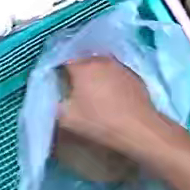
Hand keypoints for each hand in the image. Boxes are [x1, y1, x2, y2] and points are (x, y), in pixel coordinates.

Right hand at [56, 57, 174, 156]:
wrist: (138, 128)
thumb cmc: (100, 122)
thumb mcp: (67, 119)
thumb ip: (53, 105)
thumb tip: (50, 96)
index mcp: (82, 67)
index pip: (63, 61)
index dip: (58, 71)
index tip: (56, 82)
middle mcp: (101, 60)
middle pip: (83, 61)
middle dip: (77, 71)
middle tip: (73, 87)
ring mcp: (119, 66)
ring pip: (100, 65)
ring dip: (95, 74)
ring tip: (92, 90)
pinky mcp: (133, 75)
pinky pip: (115, 73)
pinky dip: (110, 79)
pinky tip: (111, 94)